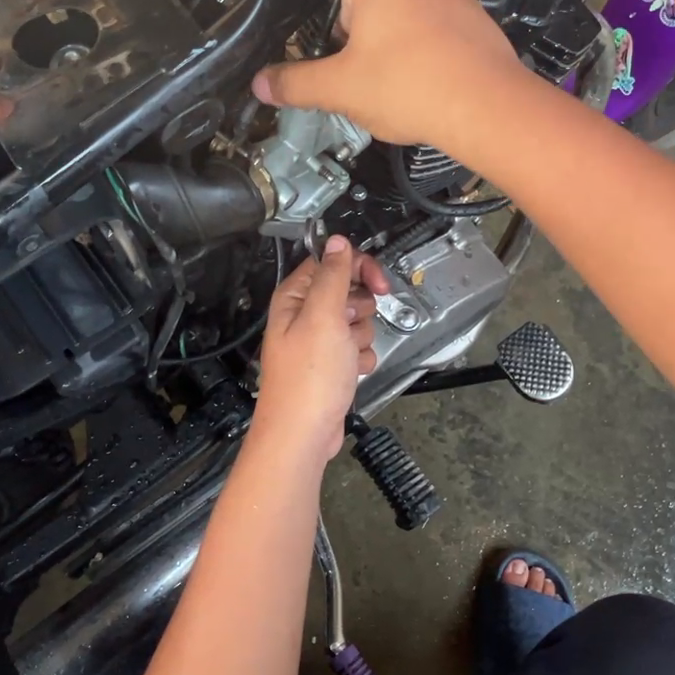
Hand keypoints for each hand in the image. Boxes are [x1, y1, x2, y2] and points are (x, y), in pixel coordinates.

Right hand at [251, 0, 538, 153]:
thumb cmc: (411, 88)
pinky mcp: (476, 17)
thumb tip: (261, 84)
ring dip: (400, 59)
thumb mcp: (339, 89)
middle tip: (376, 89)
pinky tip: (432, 89)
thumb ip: (295, 84)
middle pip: (371, 17)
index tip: (345, 76)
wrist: (485, 106)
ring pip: (406, 28)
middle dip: (368, 53)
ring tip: (406, 93)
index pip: (335, 9)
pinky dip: (431, 61)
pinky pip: (439, 38)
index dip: (335, 50)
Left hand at [254, 235, 391, 466]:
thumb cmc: (308, 377)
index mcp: (295, 297)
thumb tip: (337, 241)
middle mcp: (304, 316)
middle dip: (360, 310)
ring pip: (358, 322)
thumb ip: (332, 274)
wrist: (303, 433)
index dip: (358, 269)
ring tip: (346, 355)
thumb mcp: (323, 316)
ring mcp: (318, 342)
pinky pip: (359, 349)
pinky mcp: (331, 365)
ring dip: (361, 338)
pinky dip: (361, 359)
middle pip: (349, 292)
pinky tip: (351, 372)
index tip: (378, 284)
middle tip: (349, 326)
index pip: (331, 263)